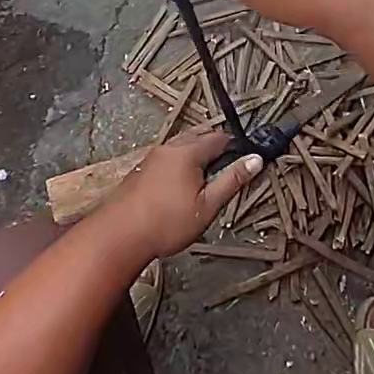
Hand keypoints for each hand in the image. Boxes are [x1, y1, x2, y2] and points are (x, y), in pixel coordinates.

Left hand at [107, 126, 265, 258]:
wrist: (118, 237)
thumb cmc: (166, 223)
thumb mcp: (208, 206)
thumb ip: (232, 180)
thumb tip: (255, 159)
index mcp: (188, 152)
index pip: (220, 138)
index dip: (235, 147)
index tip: (244, 161)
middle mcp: (169, 148)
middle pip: (199, 137)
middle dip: (216, 148)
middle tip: (227, 171)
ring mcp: (152, 158)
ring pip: (182, 146)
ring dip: (197, 155)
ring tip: (205, 180)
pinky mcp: (141, 170)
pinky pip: (167, 157)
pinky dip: (180, 163)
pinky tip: (180, 186)